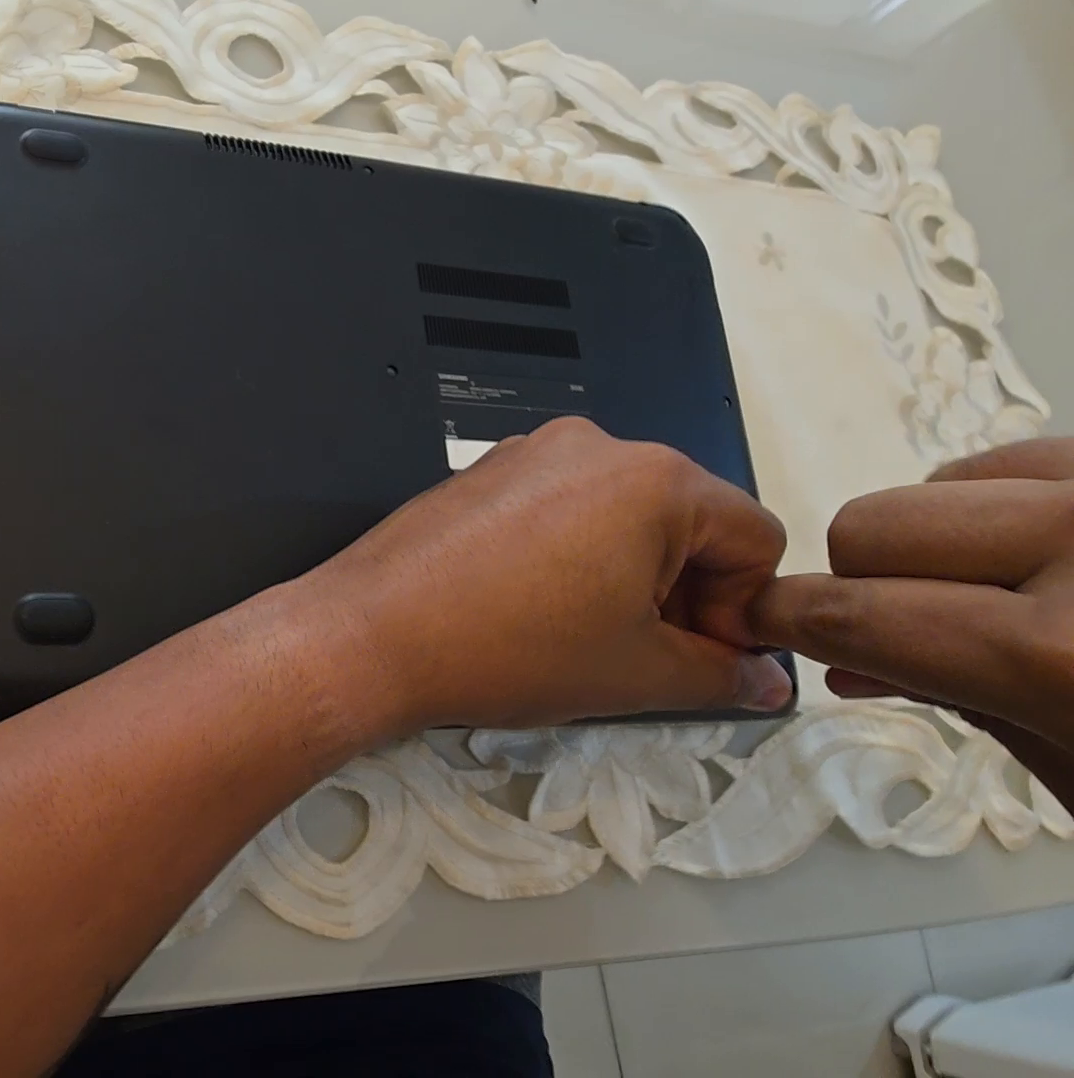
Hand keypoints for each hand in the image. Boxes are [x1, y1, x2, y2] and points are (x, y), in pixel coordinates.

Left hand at [286, 416, 792, 735]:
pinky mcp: (475, 477)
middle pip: (681, 520)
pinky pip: (550, 511)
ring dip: (619, 575)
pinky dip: (562, 556)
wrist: (368, 634)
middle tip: (635, 652)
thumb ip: (718, 675)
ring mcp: (522, 457)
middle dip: (678, 591)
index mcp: (652, 478)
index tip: (697, 658)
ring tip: (571, 635)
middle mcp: (588, 447)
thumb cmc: (505, 650)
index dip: (739, 610)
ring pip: (612, 516)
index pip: (753, 539)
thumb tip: (760, 681)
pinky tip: (523, 606)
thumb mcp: (633, 674)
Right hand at [750, 438, 1073, 800]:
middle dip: (867, 579)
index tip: (749, 622)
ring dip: (950, 539)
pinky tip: (1072, 561)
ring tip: (1013, 594)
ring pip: (954, 476)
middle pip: (878, 522)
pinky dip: (1024, 507)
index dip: (778, 618)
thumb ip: (948, 698)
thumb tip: (841, 658)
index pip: (849, 610)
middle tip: (911, 630)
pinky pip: (1046, 455)